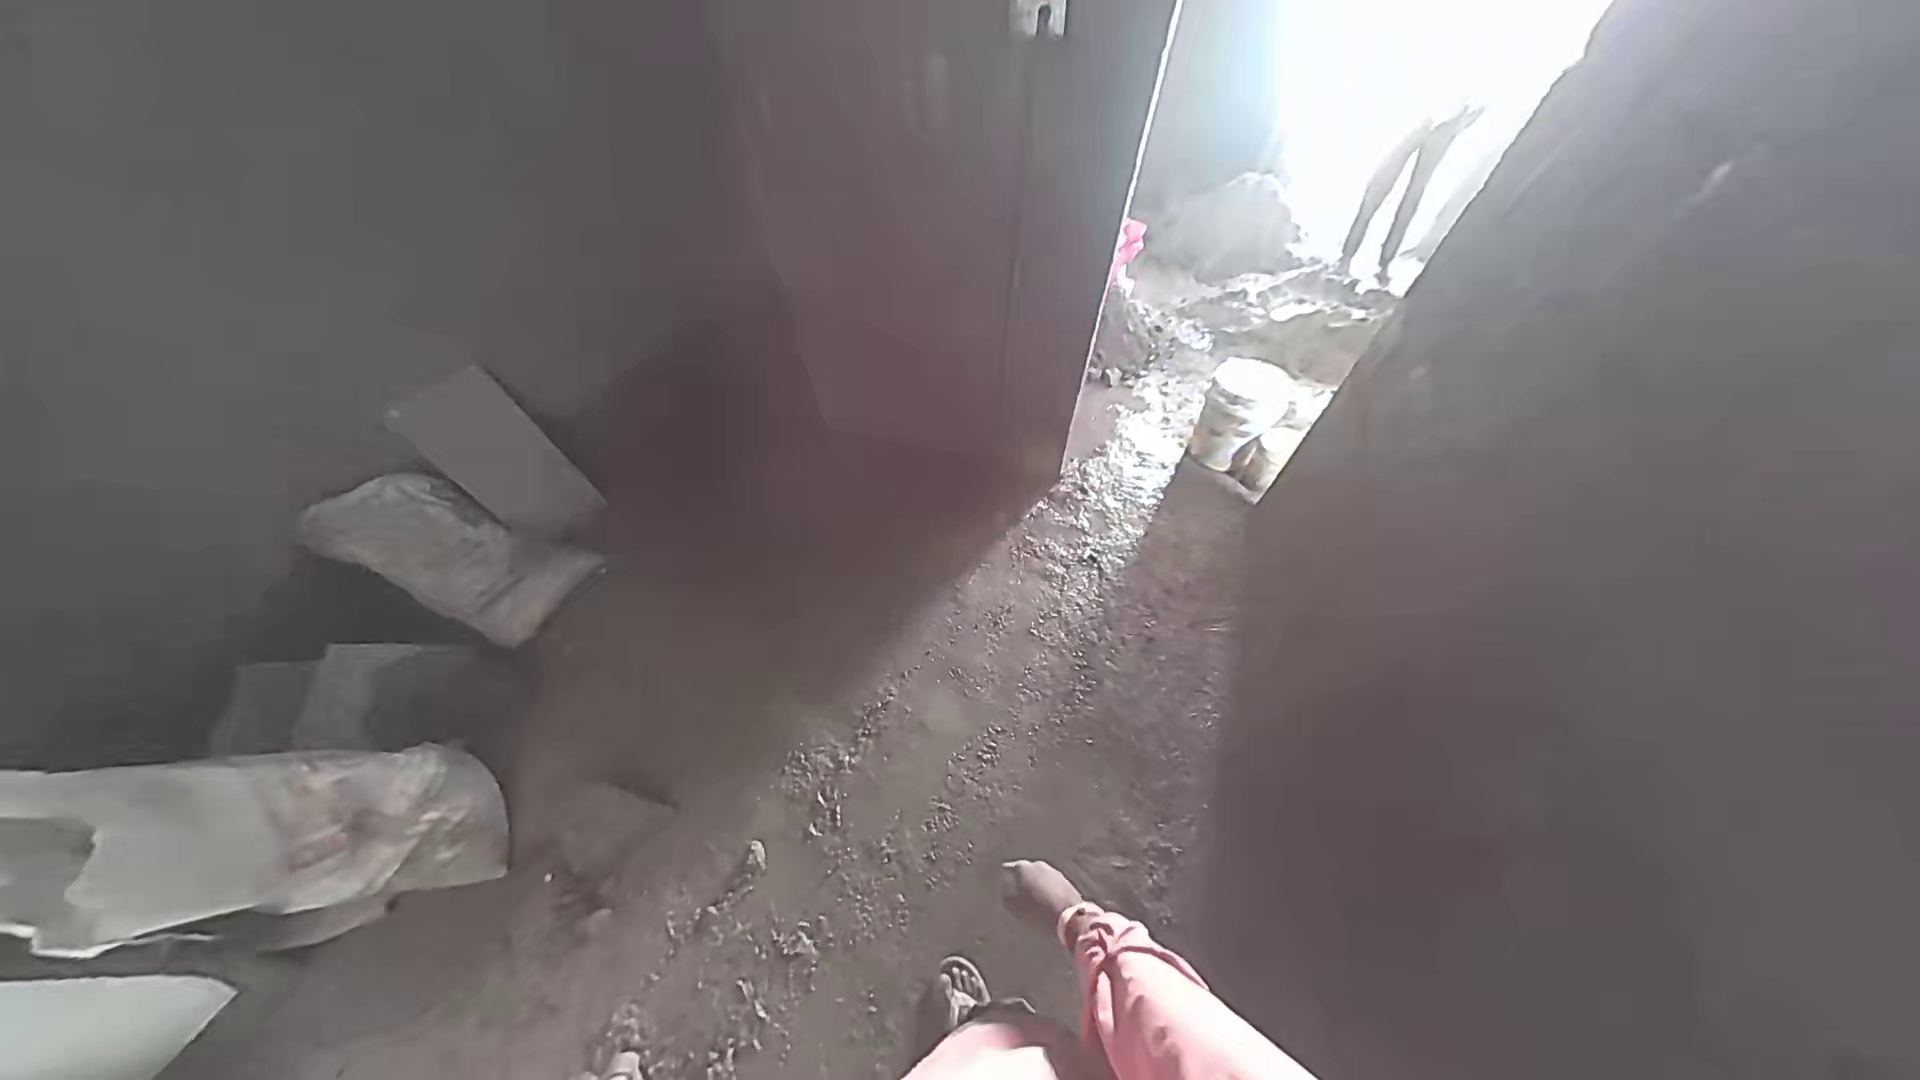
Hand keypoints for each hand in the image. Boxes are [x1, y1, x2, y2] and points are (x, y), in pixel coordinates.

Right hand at [1001, 859, 1083, 931]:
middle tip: (1015, 895)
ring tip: (1031, 901)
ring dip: (1034, 886)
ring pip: (1038, 877)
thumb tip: (1004, 890)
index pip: (1006, 869)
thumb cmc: (1038, 912)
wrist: (1070, 917)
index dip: (1002, 878)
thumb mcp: (1015, 907)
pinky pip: (1049, 883)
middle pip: (1023, 871)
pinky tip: (1045, 902)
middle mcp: (1037, 864)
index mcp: (1022, 867)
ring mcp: (1052, 871)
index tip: (999, 887)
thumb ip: (1006, 896)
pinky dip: (1045, 890)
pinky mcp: (1064, 880)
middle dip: (1019, 882)